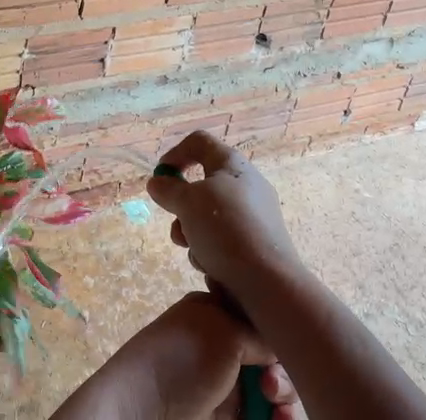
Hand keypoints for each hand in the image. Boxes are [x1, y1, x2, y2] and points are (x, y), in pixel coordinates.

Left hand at [127, 292, 298, 419]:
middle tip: (269, 385)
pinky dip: (278, 418)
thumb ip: (261, 335)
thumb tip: (283, 344)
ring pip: (274, 390)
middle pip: (272, 357)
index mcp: (216, 313)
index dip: (278, 333)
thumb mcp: (226, 331)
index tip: (287, 346)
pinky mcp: (228, 415)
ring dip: (287, 399)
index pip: (260, 319)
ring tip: (277, 409)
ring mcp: (227, 382)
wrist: (147, 407)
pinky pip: (263, 415)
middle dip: (284, 372)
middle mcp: (224, 345)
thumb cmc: (185, 357)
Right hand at [146, 130, 299, 284]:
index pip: (198, 142)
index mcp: (232, 165)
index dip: (174, 154)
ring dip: (192, 231)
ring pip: (209, 215)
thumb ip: (168, 189)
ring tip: (192, 248)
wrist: (268, 282)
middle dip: (182, 205)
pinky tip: (211, 264)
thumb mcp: (187, 203)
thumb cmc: (225, 229)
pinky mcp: (257, 244)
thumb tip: (157, 182)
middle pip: (202, 184)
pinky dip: (210, 248)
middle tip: (176, 221)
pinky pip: (223, 237)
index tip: (161, 179)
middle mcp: (246, 185)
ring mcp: (255, 216)